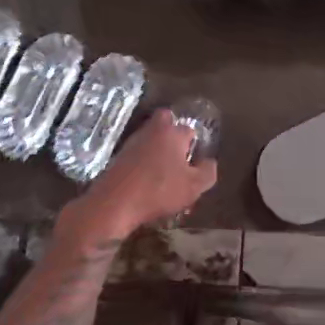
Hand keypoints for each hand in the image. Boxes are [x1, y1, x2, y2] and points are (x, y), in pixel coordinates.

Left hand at [64, 110, 217, 236]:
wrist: (114, 203)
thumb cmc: (159, 191)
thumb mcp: (194, 187)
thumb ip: (208, 172)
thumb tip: (210, 162)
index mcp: (173, 133)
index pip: (189, 130)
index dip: (195, 145)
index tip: (196, 162)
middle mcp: (152, 131)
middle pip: (165, 122)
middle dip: (173, 134)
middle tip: (179, 156)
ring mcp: (132, 142)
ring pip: (150, 138)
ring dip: (158, 149)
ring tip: (165, 174)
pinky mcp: (119, 156)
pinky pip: (138, 153)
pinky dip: (144, 162)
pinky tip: (148, 182)